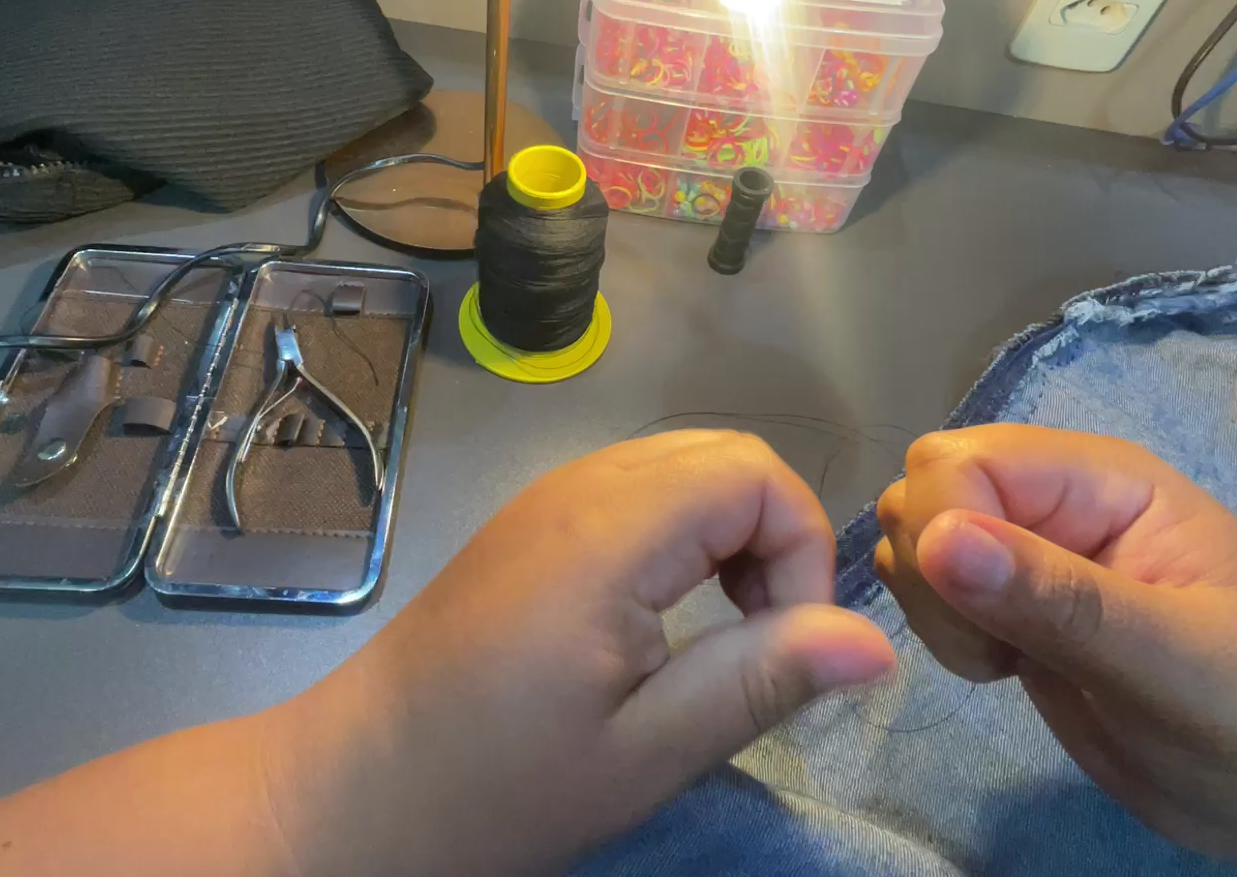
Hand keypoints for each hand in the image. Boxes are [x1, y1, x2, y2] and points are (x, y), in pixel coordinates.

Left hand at [265, 431, 895, 874]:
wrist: (360, 779)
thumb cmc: (496, 781)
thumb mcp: (643, 751)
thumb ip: (760, 679)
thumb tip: (875, 642)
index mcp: (608, 530)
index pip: (753, 472)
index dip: (800, 546)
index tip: (786, 640)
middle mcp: (581, 484)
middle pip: (723, 456)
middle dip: (774, 534)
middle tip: (759, 635)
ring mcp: (553, 492)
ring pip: (684, 465)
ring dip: (731, 531)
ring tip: (720, 626)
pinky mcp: (538, 515)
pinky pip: (641, 487)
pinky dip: (685, 529)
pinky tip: (666, 605)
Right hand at [874, 425, 1236, 872]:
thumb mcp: (1186, 672)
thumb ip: (1063, 602)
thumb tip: (936, 539)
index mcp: (1100, 478)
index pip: (959, 461)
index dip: (943, 528)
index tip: (988, 618)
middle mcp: (1046, 494)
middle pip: (920, 487)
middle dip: (930, 568)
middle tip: (996, 641)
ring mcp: (1017, 541)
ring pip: (908, 531)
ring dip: (931, 603)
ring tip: (1004, 656)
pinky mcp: (995, 589)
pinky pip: (917, 578)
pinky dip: (934, 625)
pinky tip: (998, 661)